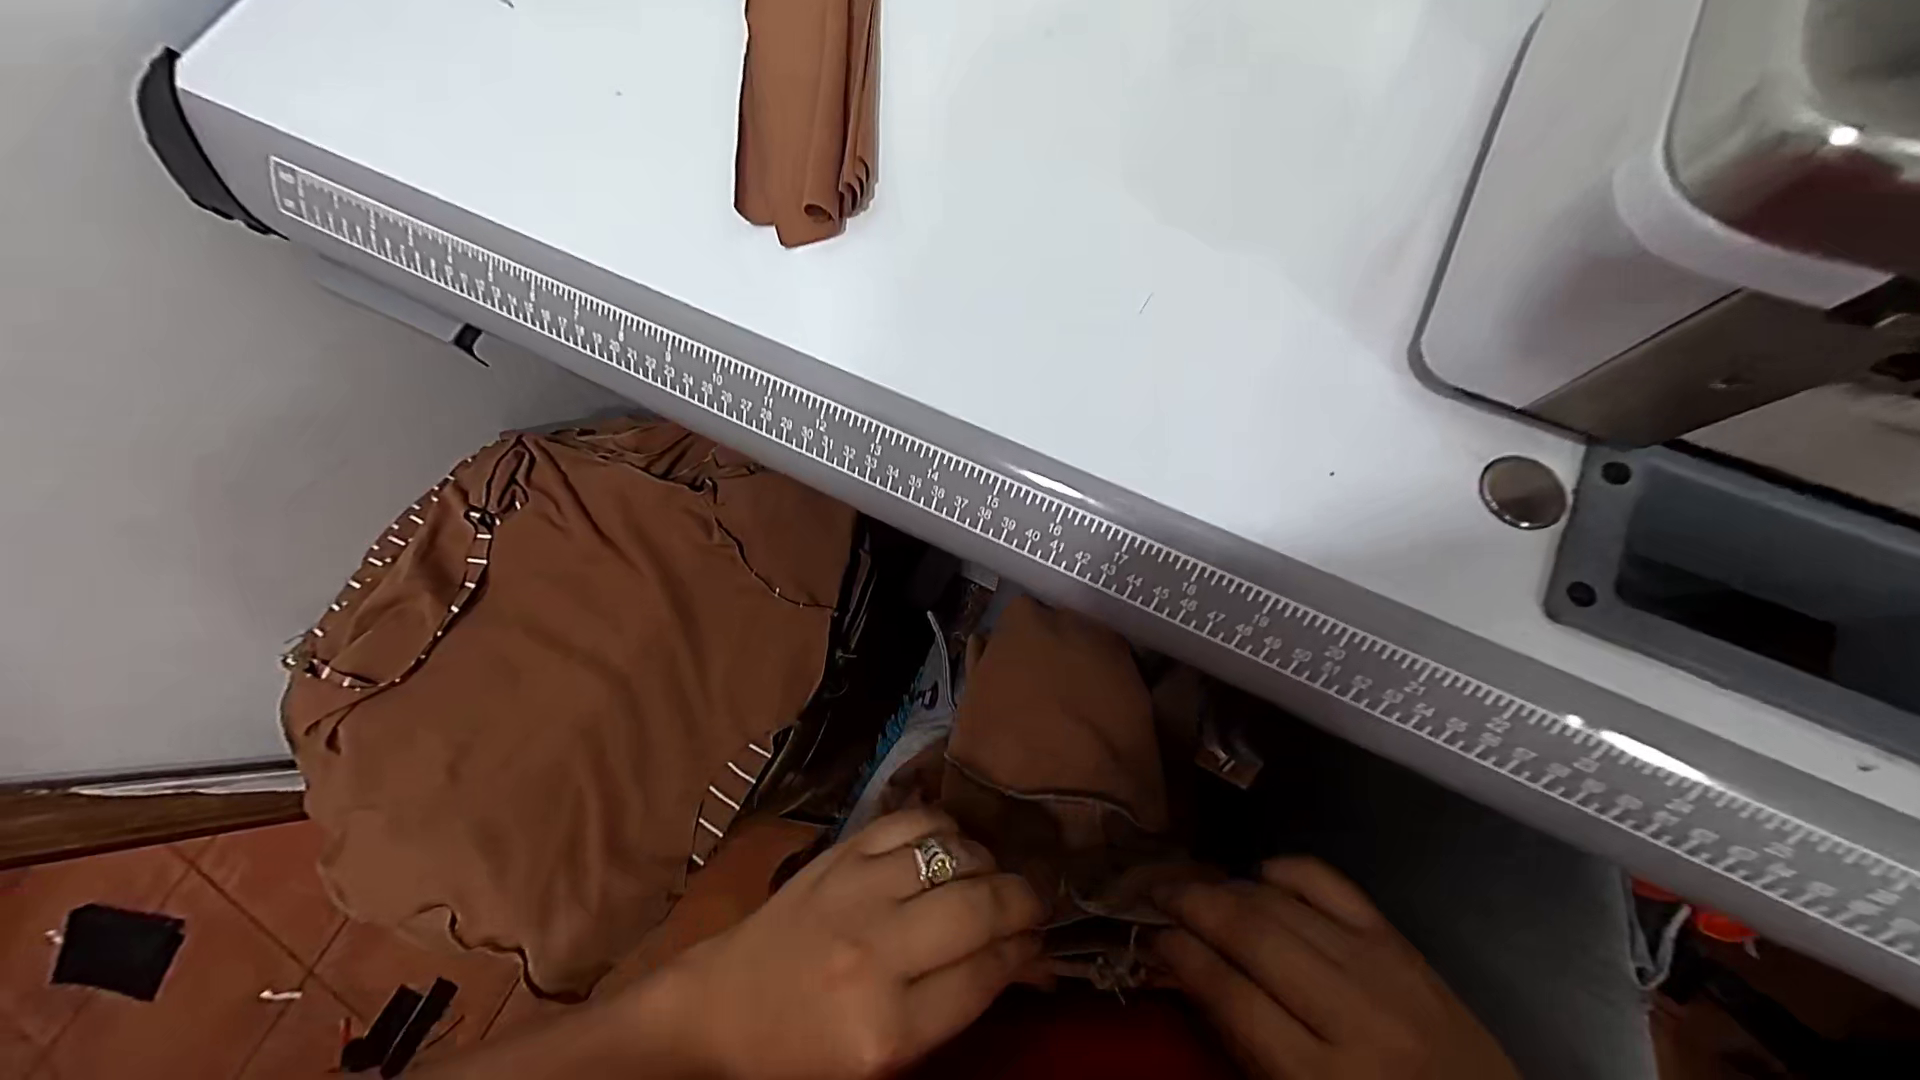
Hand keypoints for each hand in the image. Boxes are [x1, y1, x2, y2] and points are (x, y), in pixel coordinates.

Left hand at [644, 807, 1043, 1079]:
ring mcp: (854, 890)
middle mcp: (873, 952)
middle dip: (1022, 900)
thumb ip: (959, 1002)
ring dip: (985, 860)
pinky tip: (948, 844)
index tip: (1039, 941)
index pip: (984, 975)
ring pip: (950, 853)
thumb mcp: (886, 1054)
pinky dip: (943, 827)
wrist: (725, 1005)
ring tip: (988, 874)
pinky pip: (911, 820)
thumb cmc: (807, 1048)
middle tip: (1031, 902)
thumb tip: (1027, 957)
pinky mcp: (839, 852)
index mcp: (884, 1029)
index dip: (1025, 952)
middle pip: (977, 907)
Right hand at [1152, 857, 1518, 1079]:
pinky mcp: (1403, 944)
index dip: (1181, 957)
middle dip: (1191, 905)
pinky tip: (1261, 877)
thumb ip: (1244, 1045)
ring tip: (1193, 885)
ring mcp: (1382, 970)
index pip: (1231, 995)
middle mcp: (1354, 1016)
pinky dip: (1286, 870)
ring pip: (1281, 903)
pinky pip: (1331, 884)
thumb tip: (1189, 972)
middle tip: (1156, 893)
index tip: (1153, 938)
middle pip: (1251, 935)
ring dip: (1225, 886)